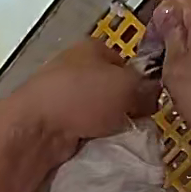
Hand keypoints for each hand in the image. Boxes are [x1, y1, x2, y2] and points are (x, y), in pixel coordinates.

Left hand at [0, 40, 159, 189]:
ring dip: (111, 124)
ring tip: (119, 136)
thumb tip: (153, 96)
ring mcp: (63, 93)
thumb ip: (147, 88)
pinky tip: (100, 143)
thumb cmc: (83, 97)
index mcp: (92, 47)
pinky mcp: (56, 118)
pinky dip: (95, 135)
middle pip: (114, 88)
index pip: (127, 62)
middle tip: (137, 122)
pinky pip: (86, 126)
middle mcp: (76, 66)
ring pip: (101, 110)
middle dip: (127, 106)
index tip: (148, 102)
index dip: (140, 82)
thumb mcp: (128, 86)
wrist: (37, 128)